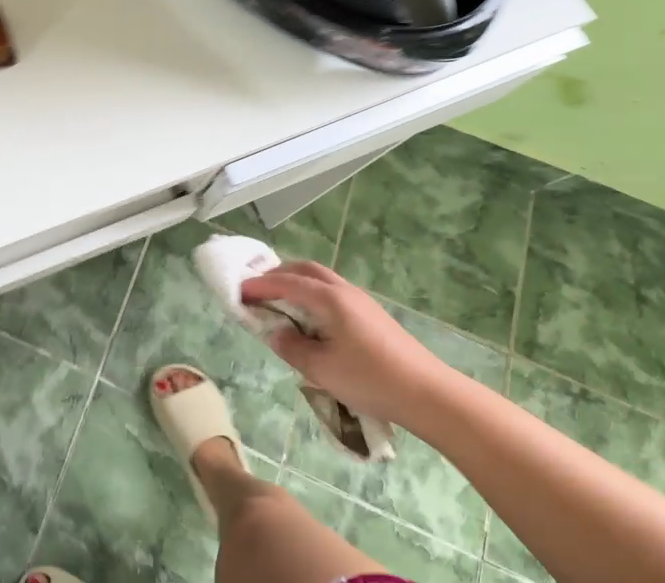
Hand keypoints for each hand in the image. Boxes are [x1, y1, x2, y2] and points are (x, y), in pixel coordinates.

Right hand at [241, 261, 454, 426]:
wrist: (427, 394)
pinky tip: (310, 320)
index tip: (238, 290)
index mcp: (329, 299)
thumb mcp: (320, 369)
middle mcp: (345, 291)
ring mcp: (362, 302)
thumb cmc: (369, 379)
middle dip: (278, 274)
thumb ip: (292, 347)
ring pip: (322, 280)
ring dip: (297, 284)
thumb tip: (278, 333)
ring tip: (280, 303)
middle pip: (306, 269)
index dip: (260, 285)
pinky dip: (313, 296)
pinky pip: (334, 294)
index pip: (286, 283)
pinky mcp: (373, 317)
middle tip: (257, 288)